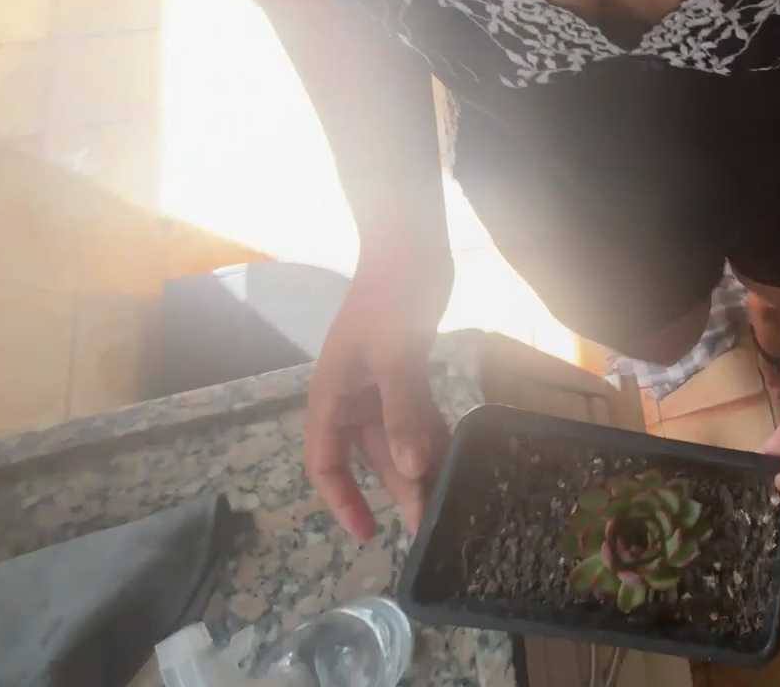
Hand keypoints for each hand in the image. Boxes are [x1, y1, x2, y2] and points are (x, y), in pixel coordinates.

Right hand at [305, 258, 450, 540]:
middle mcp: (354, 395)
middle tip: (427, 519)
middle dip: (396, 486)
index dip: (343, 500)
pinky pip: (418, 410)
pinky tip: (453, 450)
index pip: (327, 463)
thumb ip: (403, 410)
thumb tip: (410, 468)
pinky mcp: (409, 367)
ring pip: (399, 434)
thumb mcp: (395, 354)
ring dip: (418, 461)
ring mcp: (382, 381)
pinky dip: (432, 429)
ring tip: (444, 493)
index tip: (367, 532)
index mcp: (332, 396)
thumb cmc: (393, 296)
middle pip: (372, 454)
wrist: (411, 246)